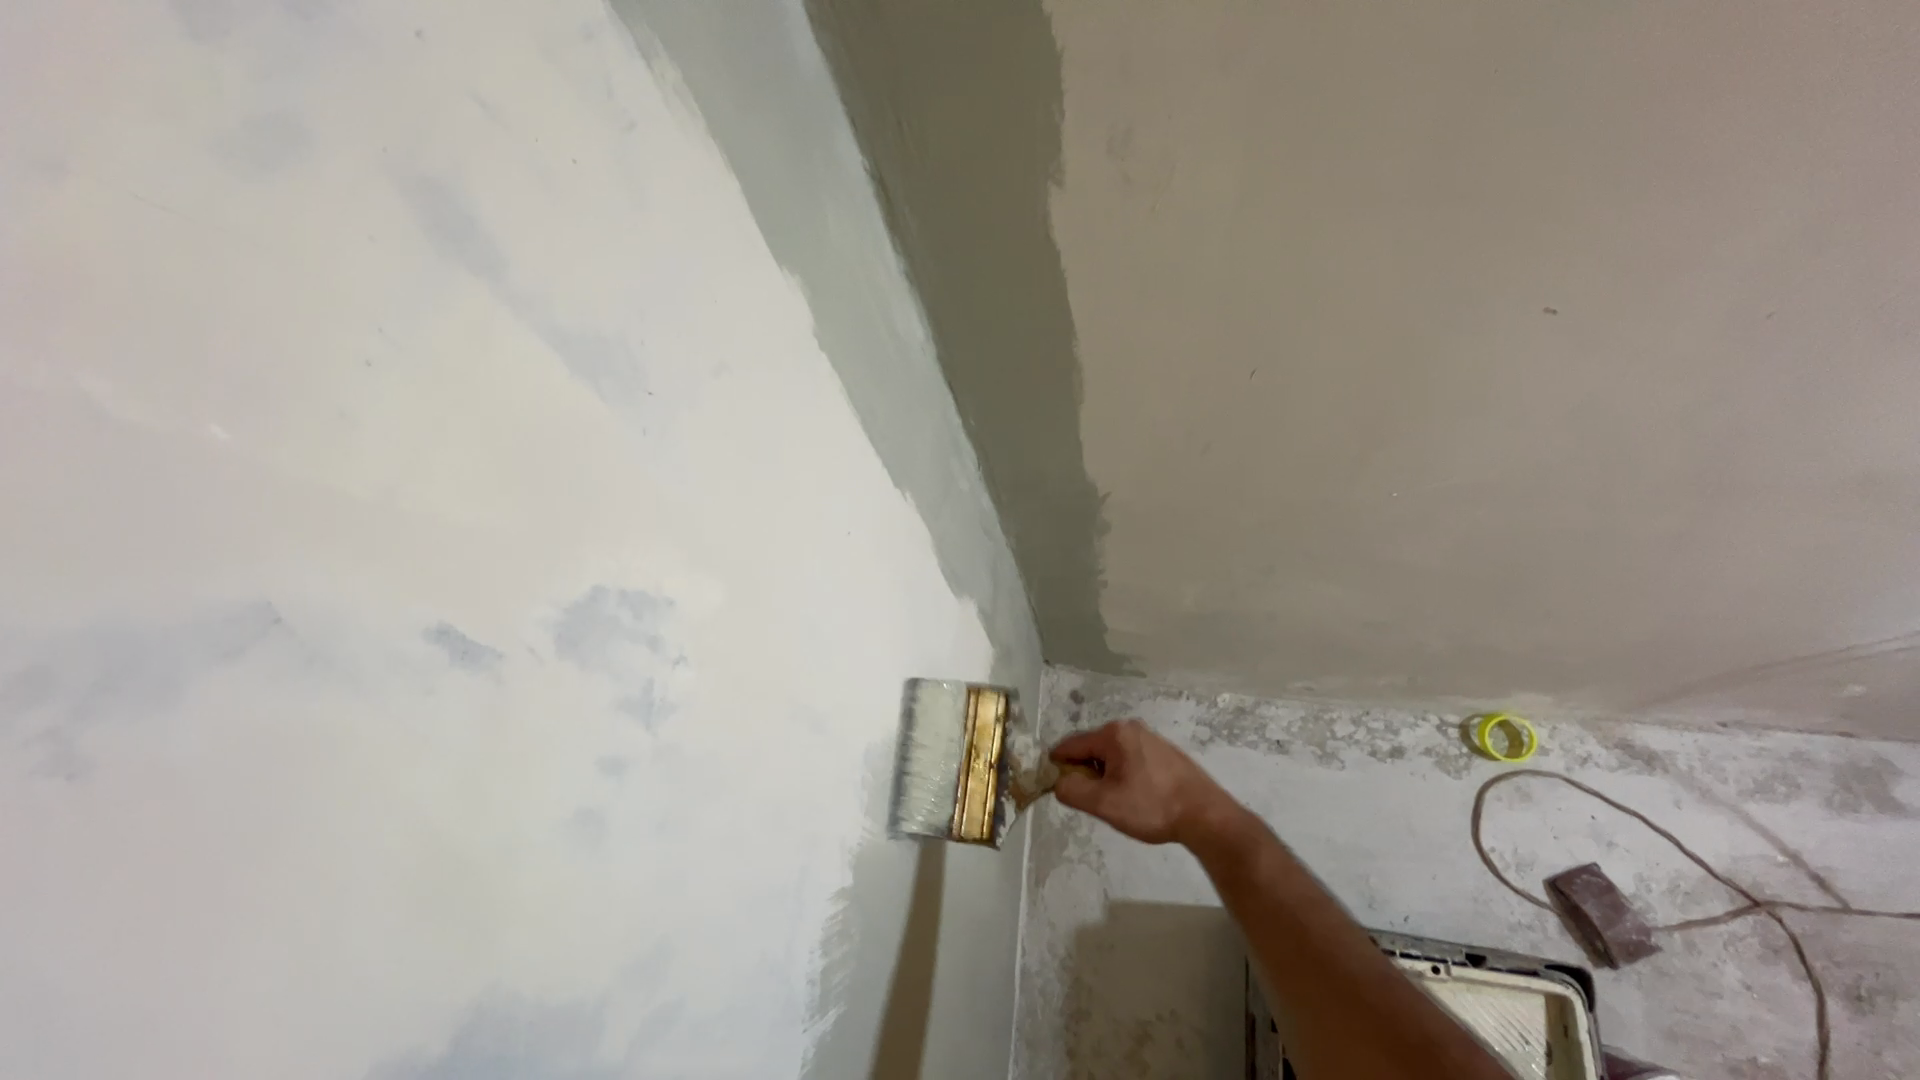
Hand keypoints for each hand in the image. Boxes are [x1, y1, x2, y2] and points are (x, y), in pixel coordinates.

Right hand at [1048, 719, 1232, 845]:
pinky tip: (1137, 798)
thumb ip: (1072, 791)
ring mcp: (1151, 738)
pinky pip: (1131, 759)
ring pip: (1113, 756)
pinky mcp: (1165, 752)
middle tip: (1091, 801)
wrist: (1206, 816)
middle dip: (1085, 773)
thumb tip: (1059, 782)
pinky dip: (1125, 775)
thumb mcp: (1104, 804)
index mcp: (1113, 734)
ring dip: (1106, 776)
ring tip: (1117, 803)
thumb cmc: (1152, 807)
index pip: (1071, 745)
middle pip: (1092, 749)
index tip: (1053, 786)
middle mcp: (1131, 728)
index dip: (1058, 766)